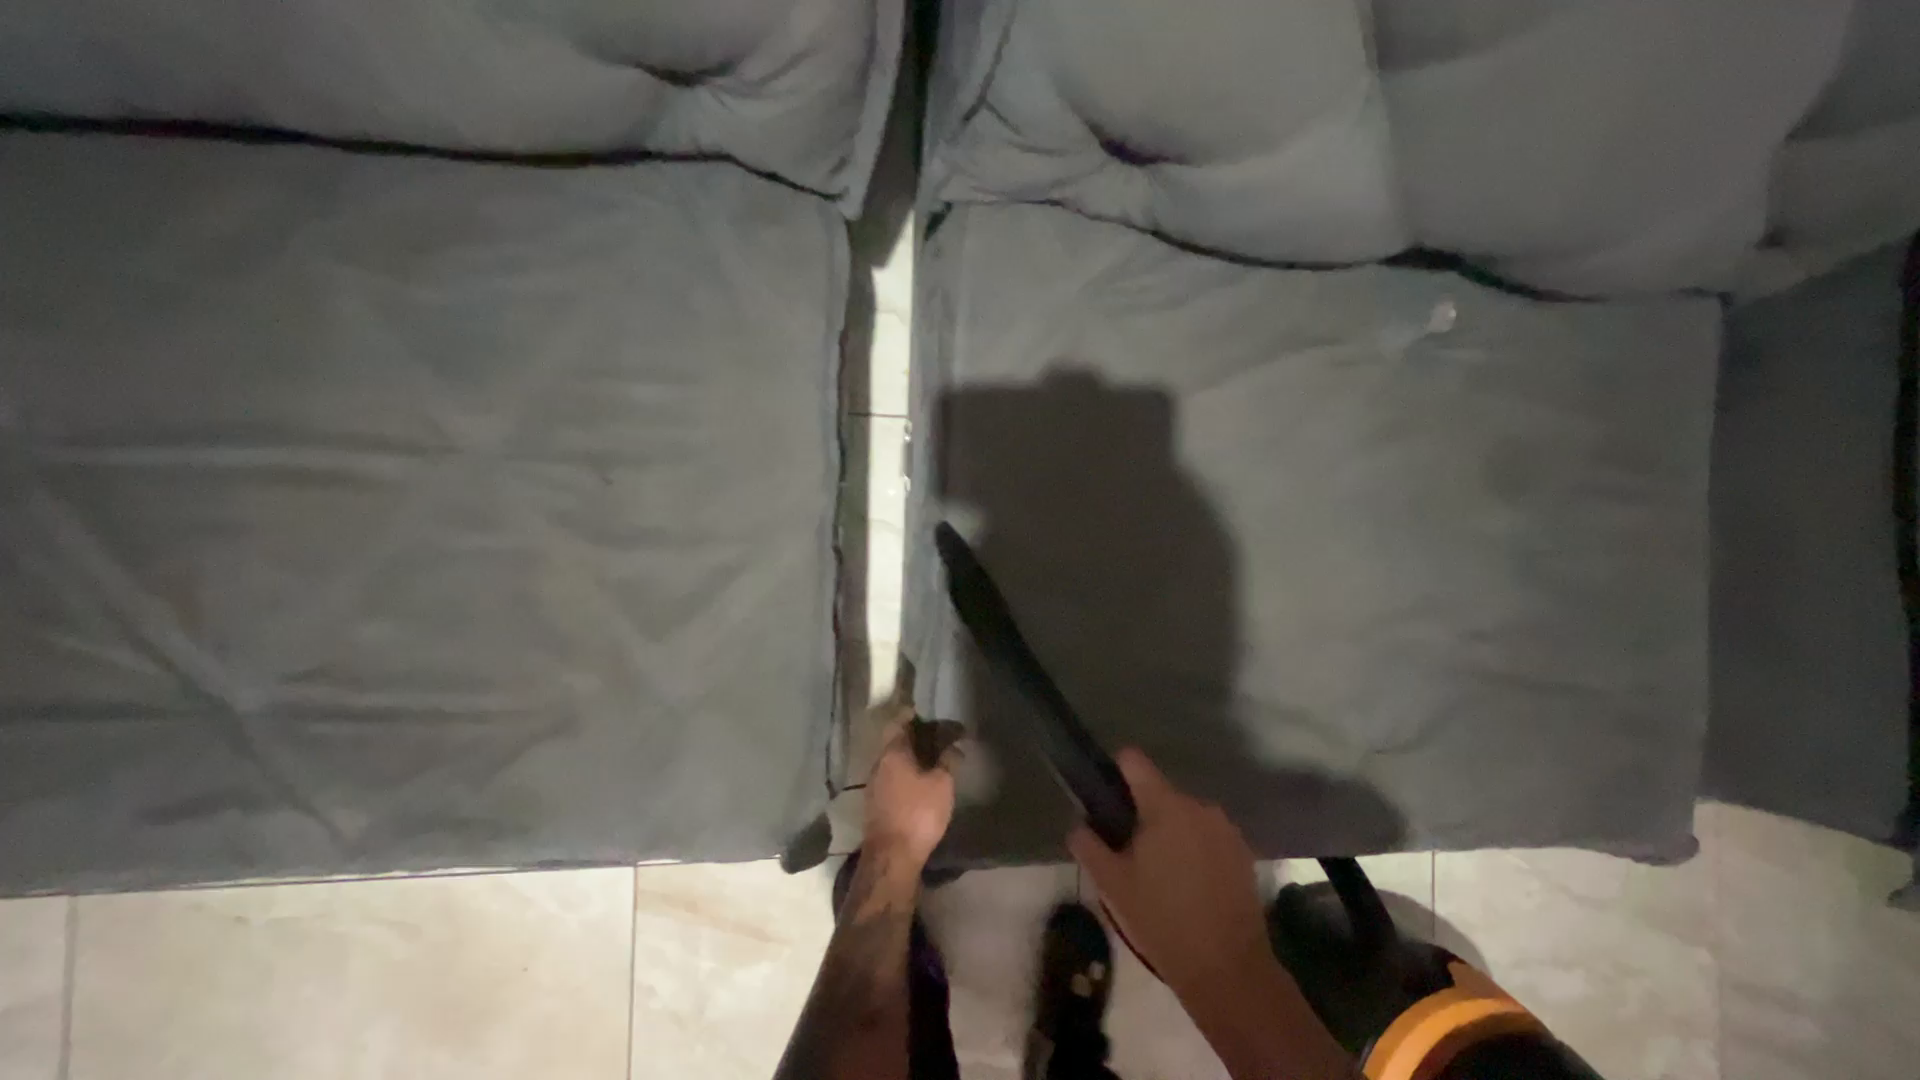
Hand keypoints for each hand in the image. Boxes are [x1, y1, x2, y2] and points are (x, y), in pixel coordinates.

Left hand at [862, 703, 958, 868]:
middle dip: (915, 737)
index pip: (899, 721)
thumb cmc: (918, 813)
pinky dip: (905, 775)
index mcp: (892, 752)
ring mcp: (874, 785)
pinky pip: (891, 778)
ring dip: (910, 758)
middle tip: (938, 737)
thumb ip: (948, 760)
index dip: (914, 714)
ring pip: (892, 761)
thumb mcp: (942, 784)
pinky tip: (919, 783)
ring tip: (932, 760)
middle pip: (895, 741)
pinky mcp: (875, 804)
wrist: (892, 857)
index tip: (930, 713)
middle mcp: (878, 763)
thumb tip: (954, 745)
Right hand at [1068, 749, 1274, 1000]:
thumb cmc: (1161, 920)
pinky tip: (1191, 889)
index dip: (1116, 773)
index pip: (1134, 761)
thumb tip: (1080, 826)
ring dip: (1173, 835)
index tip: (1107, 801)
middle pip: (1161, 795)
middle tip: (1132, 856)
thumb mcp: (1112, 886)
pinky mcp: (1244, 853)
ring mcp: (1226, 829)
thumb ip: (1089, 846)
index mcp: (1164, 806)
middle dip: (1144, 816)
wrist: (1227, 968)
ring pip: (1187, 818)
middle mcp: (1199, 806)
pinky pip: (1209, 838)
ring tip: (1163, 878)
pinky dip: (1197, 852)